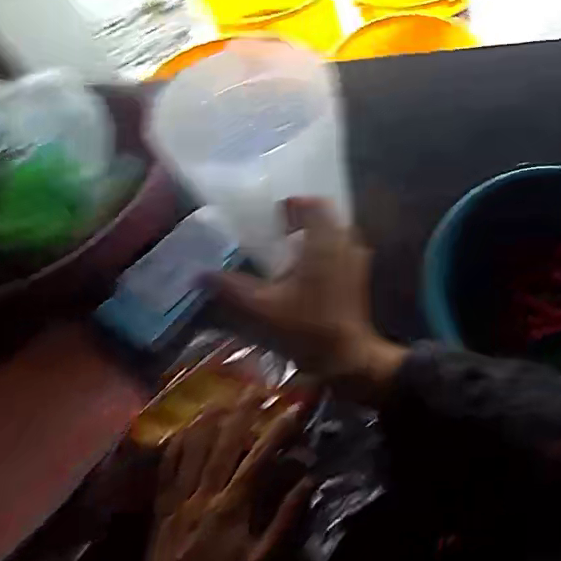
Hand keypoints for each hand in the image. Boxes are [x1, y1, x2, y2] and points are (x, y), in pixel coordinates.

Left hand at [138, 394, 309, 560]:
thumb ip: (285, 518)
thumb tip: (309, 479)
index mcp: (231, 508)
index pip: (259, 457)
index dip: (278, 429)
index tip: (296, 407)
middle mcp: (202, 496)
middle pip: (224, 443)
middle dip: (243, 411)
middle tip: (257, 386)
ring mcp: (177, 500)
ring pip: (192, 448)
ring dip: (210, 418)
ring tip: (222, 395)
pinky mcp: (159, 509)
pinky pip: (166, 468)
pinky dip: (178, 443)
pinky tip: (185, 427)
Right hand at [211, 198, 405, 403]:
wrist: (348, 356)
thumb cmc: (307, 327)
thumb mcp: (262, 308)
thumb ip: (231, 288)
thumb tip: (200, 274)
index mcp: (325, 241)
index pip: (314, 205)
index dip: (293, 205)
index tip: (272, 216)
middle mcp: (346, 243)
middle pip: (326, 217)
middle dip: (302, 220)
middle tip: (277, 232)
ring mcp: (357, 260)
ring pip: (336, 234)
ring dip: (314, 236)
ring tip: (288, 252)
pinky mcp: (359, 277)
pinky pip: (343, 251)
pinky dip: (325, 253)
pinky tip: (304, 274)